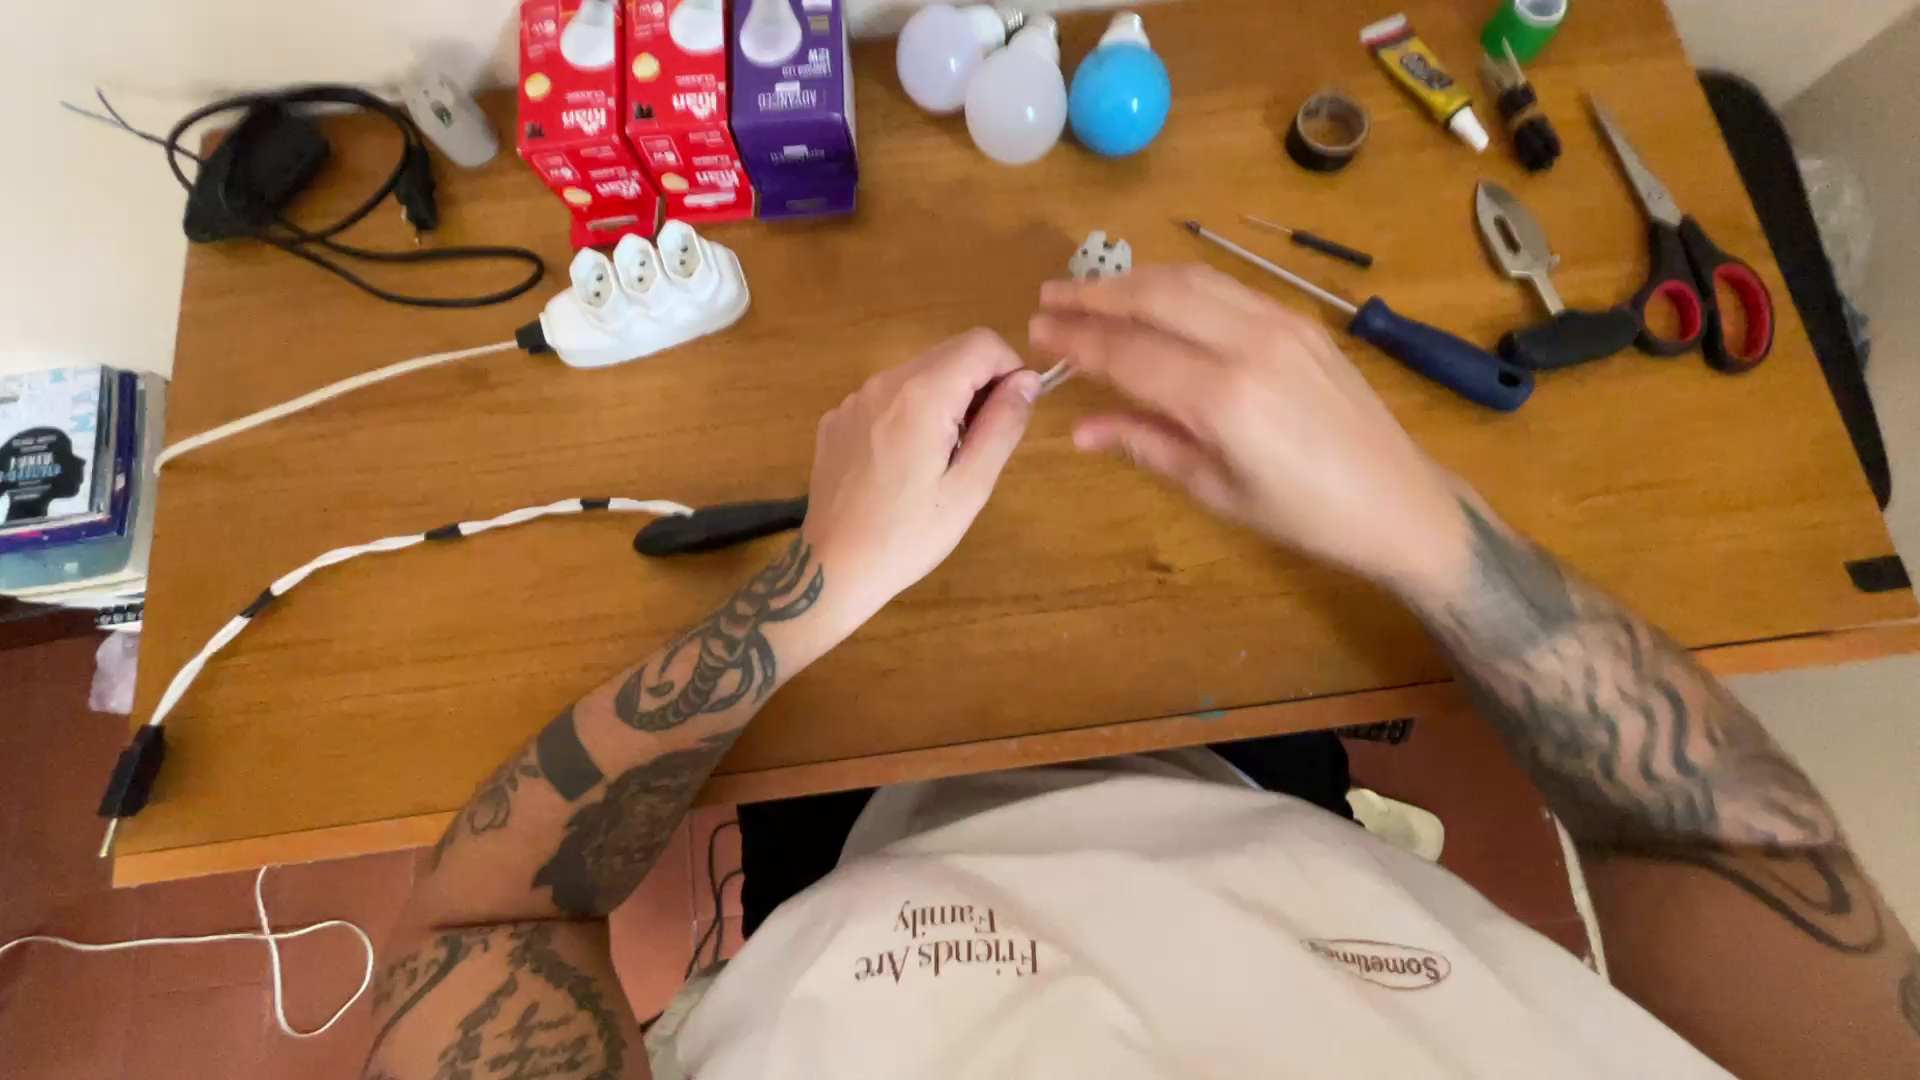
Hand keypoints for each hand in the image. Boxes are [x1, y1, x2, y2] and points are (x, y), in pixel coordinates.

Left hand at [803, 328, 1041, 621]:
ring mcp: (853, 400)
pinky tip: (903, 466)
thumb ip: (1002, 425)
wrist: (833, 568)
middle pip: (949, 354)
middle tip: (980, 445)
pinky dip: (908, 416)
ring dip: (944, 401)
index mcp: (921, 396)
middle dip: (978, 386)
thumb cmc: (909, 536)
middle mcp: (883, 383)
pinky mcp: (836, 421)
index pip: (982, 343)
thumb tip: (1027, 380)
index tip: (1013, 412)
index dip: (1010, 368)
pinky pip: (886, 399)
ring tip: (941, 461)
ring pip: (917, 375)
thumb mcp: (970, 487)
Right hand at [1030, 264, 1467, 591]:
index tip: (1036, 333)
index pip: (1130, 353)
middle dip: (1094, 295)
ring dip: (1131, 280)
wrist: (1399, 500)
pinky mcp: (1298, 319)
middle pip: (1155, 299)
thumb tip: (1081, 430)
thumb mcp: (1214, 488)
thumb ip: (1145, 444)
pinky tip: (1151, 295)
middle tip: (1048, 298)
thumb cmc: (1302, 514)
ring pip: (1189, 280)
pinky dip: (1175, 284)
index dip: (1077, 341)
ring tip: (1087, 290)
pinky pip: (1223, 287)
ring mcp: (1280, 322)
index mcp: (1224, 398)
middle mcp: (1250, 344)